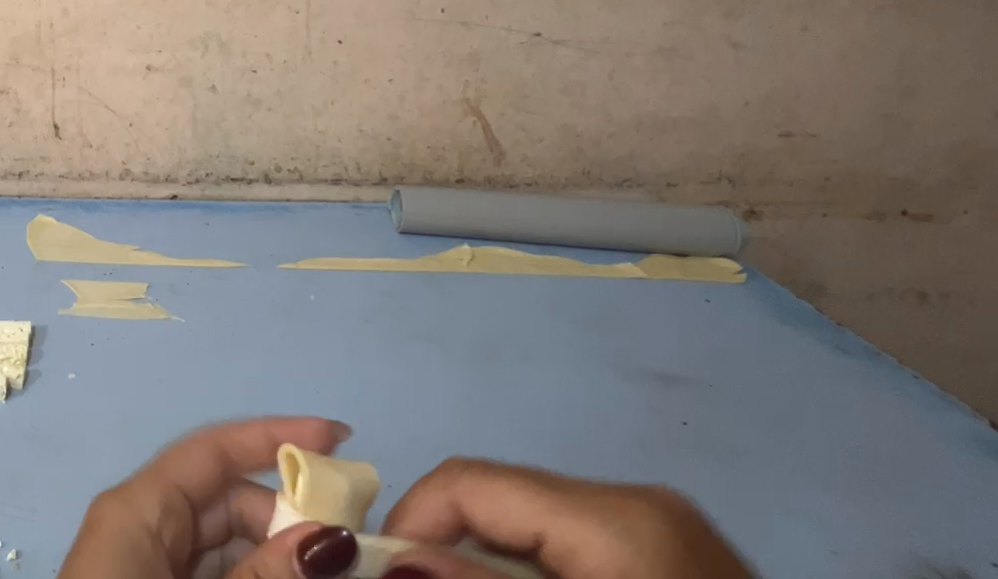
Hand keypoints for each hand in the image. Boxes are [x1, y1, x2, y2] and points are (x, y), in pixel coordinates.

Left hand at [59, 416, 366, 578]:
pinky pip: (215, 575)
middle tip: (356, 541)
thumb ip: (265, 576)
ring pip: (226, 545)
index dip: (274, 436)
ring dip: (279, 556)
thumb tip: (330, 537)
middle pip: (227, 500)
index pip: (213, 451)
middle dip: (290, 513)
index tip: (339, 436)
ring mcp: (147, 566)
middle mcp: (142, 527)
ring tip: (339, 569)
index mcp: (138, 510)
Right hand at [379, 458, 755, 578]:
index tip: (379, 572)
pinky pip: (570, 540)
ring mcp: (661, 522)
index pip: (467, 481)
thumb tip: (389, 561)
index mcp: (612, 514)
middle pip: (495, 496)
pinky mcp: (673, 549)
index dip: (409, 520)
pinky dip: (531, 567)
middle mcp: (634, 498)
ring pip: (529, 518)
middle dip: (444, 542)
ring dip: (484, 558)